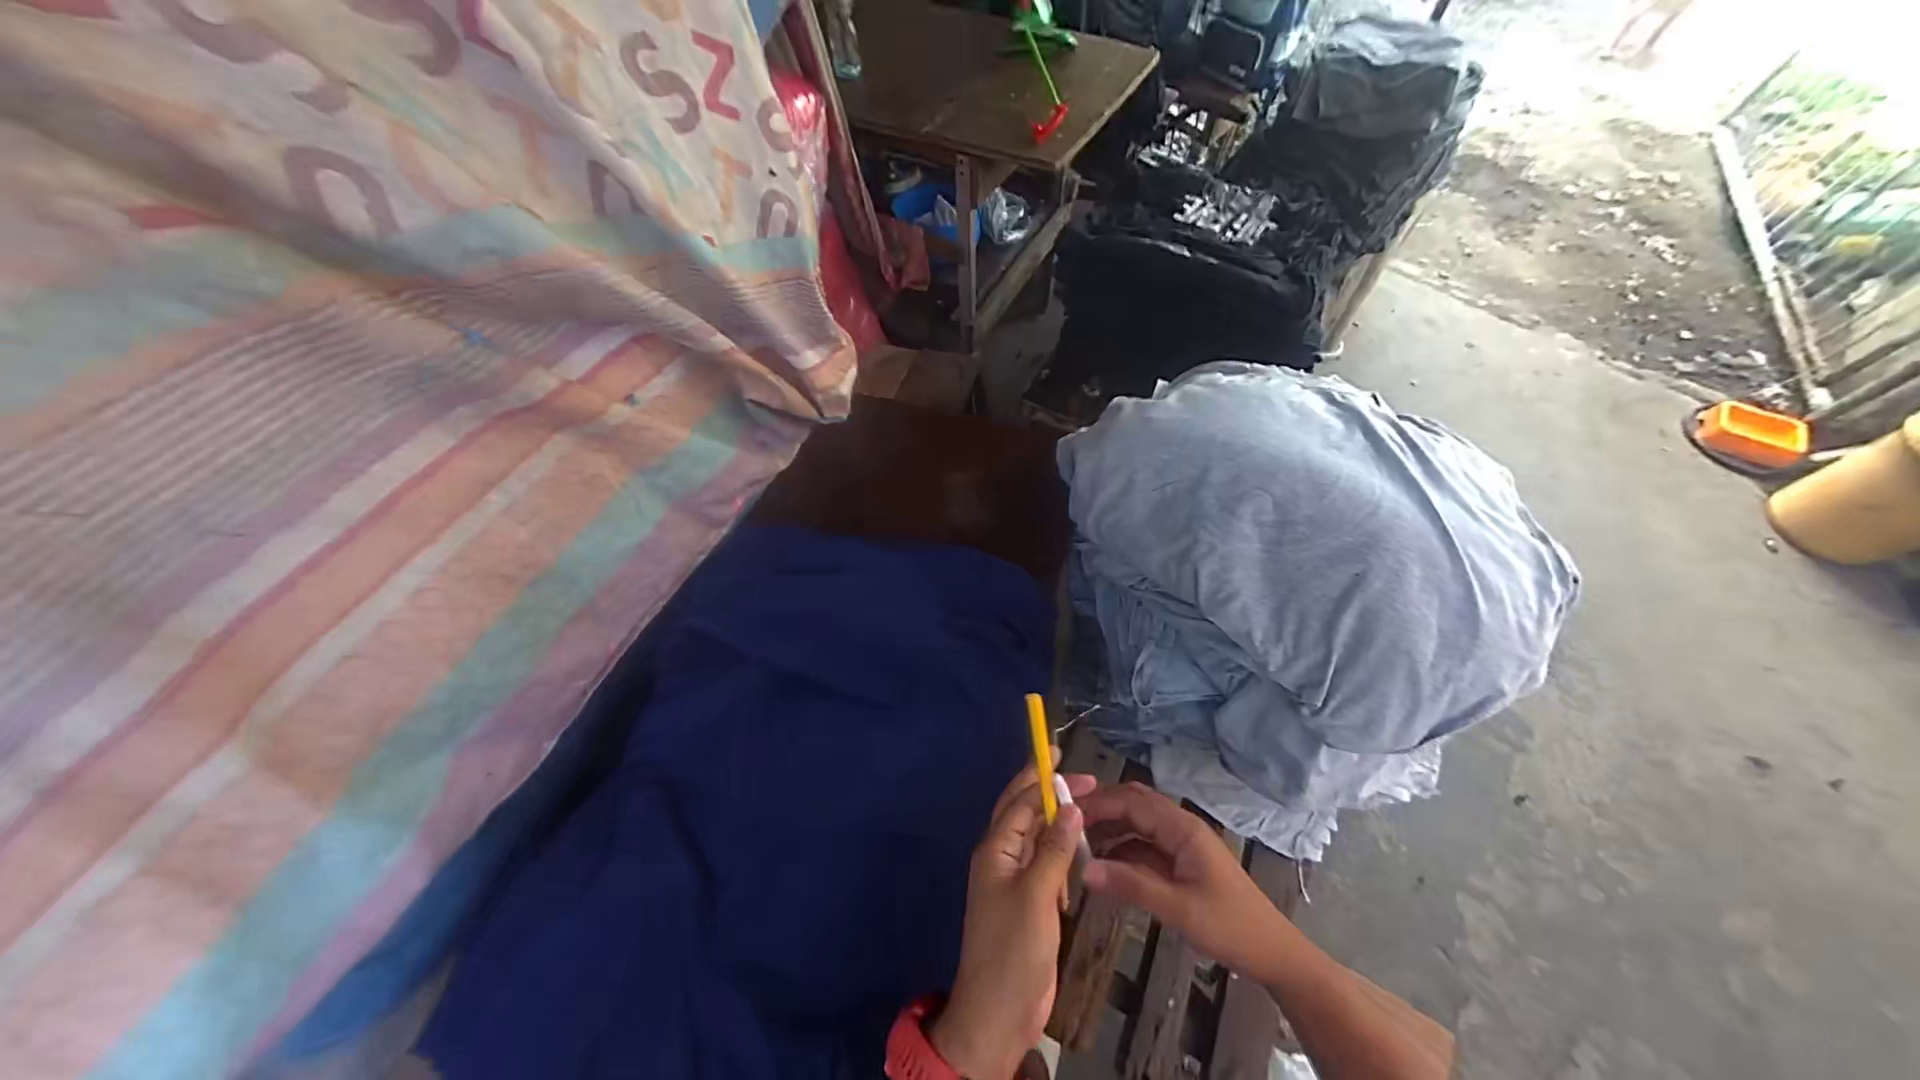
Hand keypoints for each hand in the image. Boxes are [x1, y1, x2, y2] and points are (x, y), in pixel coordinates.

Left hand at [931, 764, 1094, 1079]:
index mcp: (995, 849)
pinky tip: (1079, 847)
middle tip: (1079, 774)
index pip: (1020, 801)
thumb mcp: (1036, 896)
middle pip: (1023, 812)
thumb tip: (1071, 806)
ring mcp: (1013, 880)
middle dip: (1047, 790)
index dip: (1042, 778)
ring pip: (1035, 836)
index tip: (1065, 757)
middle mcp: (1001, 857)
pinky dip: (1060, 849)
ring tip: (1085, 804)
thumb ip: (1054, 850)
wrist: (997, 1012)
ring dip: (1056, 818)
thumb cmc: (1013, 950)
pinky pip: (1044, 862)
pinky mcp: (1028, 901)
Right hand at [1078, 781, 1293, 984]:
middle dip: (1100, 810)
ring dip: (1108, 830)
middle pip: (1133, 805)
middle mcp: (1180, 828)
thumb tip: (1084, 869)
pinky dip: (1121, 851)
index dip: (1097, 803)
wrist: (1275, 955)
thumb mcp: (1178, 909)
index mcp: (1182, 828)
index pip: (1131, 802)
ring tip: (1077, 846)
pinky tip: (1102, 867)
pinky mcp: (1180, 863)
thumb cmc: (1231, 928)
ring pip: (1136, 825)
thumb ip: (1131, 885)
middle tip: (1065, 825)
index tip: (1064, 813)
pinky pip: (1143, 847)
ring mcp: (1180, 845)